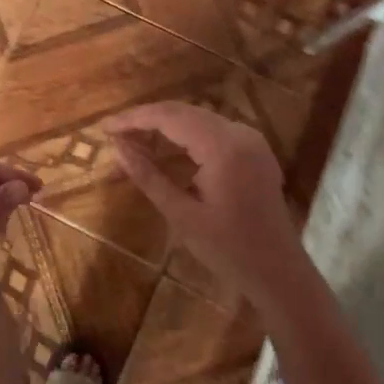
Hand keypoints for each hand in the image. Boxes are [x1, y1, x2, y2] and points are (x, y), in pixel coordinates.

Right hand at [103, 102, 306, 307]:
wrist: (279, 272)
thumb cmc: (229, 250)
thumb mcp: (181, 215)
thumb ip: (148, 176)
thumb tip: (117, 149)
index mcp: (223, 146)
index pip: (169, 117)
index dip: (134, 118)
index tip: (105, 127)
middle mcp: (239, 133)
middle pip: (184, 111)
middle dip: (147, 119)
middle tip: (113, 133)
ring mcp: (251, 139)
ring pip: (198, 118)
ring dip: (165, 125)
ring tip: (132, 139)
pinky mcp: (254, 150)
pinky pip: (213, 130)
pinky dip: (186, 134)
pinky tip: (166, 147)